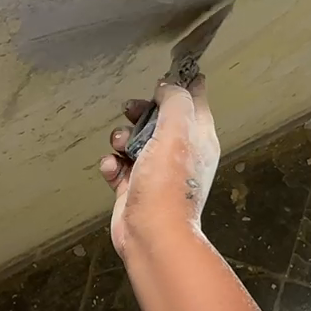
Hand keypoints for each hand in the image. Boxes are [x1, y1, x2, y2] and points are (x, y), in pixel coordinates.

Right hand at [97, 77, 219, 260]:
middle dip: (140, 112)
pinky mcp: (133, 189)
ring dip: (122, 138)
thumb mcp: (177, 129)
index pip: (195, 100)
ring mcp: (155, 172)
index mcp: (198, 138)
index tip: (162, 77)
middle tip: (130, 110)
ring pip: (135, 141)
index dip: (180, 84)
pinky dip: (112, 165)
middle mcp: (179, 153)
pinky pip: (118, 166)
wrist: (151, 233)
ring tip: (120, 147)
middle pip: (158, 119)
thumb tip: (167, 87)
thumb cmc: (168, 183)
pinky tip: (111, 169)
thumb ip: (174, 100)